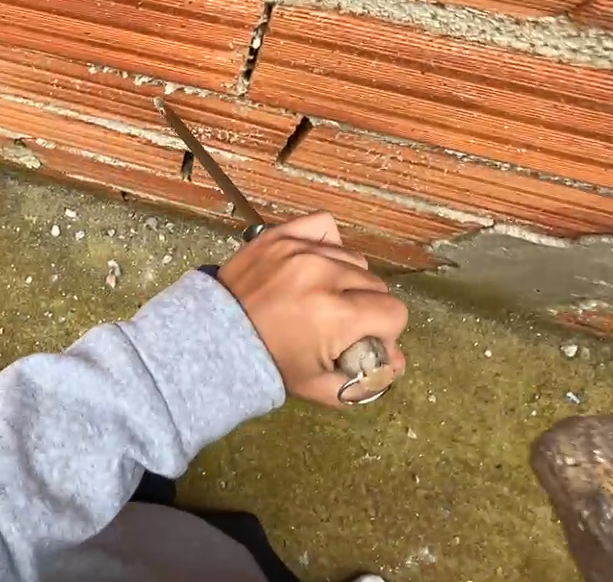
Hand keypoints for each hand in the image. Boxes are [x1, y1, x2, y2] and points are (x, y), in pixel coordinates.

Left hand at [216, 212, 407, 405]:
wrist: (216, 334)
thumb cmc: (270, 362)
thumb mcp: (322, 387)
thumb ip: (368, 380)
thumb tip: (397, 359)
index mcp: (336, 314)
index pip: (394, 311)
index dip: (383, 330)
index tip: (361, 337)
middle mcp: (322, 274)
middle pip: (375, 284)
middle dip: (364, 305)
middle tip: (337, 320)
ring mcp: (299, 249)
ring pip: (352, 258)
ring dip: (345, 277)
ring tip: (320, 294)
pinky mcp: (280, 234)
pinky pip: (323, 225)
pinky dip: (327, 242)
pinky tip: (316, 262)